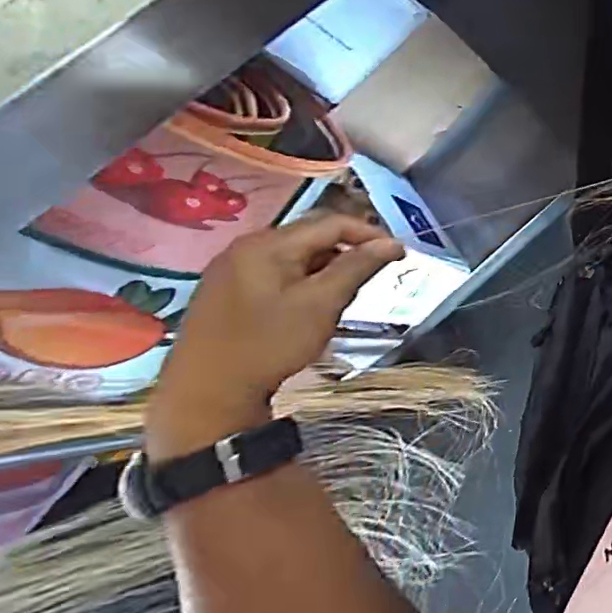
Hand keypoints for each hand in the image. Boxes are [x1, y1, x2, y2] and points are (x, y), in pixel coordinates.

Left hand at [146, 215, 404, 460]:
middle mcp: (246, 247)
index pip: (331, 223)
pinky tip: (318, 299)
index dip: (371, 234)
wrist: (209, 389)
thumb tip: (392, 244)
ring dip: (332, 263)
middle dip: (352, 248)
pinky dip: (309, 276)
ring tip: (353, 288)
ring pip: (298, 253)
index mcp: (267, 245)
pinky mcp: (229, 288)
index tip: (402, 255)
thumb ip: (358, 267)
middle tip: (381, 271)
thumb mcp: (323, 303)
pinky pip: (280, 269)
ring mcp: (233, 267)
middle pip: (312, 234)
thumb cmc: (271, 342)